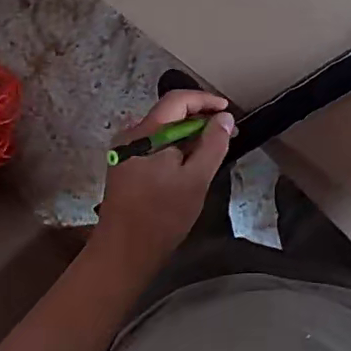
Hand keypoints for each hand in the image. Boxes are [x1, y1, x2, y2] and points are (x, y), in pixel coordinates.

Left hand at [92, 90, 235, 265]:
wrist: (123, 251)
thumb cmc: (162, 215)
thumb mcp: (196, 179)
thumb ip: (213, 144)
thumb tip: (224, 118)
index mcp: (146, 133)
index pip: (177, 100)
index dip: (204, 100)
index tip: (227, 109)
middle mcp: (130, 135)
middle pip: (168, 113)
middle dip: (198, 118)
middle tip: (224, 132)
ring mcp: (124, 151)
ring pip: (161, 130)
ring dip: (187, 134)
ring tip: (210, 148)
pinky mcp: (124, 166)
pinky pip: (153, 145)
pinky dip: (174, 147)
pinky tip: (188, 163)